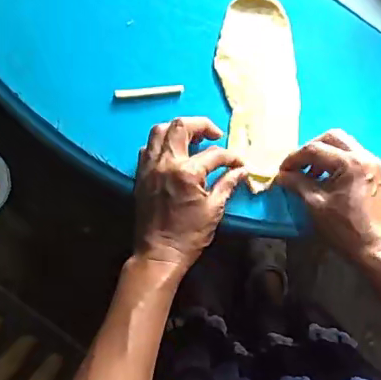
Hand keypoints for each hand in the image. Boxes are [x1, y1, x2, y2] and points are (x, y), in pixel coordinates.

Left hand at [133, 117, 248, 272]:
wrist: (158, 253)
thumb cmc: (189, 235)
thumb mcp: (214, 210)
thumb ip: (227, 184)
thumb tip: (240, 170)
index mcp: (186, 172)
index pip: (214, 154)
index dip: (231, 157)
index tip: (239, 163)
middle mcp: (165, 163)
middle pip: (181, 126)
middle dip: (201, 125)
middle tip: (213, 136)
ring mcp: (149, 167)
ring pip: (159, 131)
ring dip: (178, 130)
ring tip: (193, 140)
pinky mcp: (140, 174)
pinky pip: (148, 148)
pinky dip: (161, 144)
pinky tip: (174, 154)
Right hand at [277, 130, 380, 264]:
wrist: (374, 247)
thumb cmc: (344, 228)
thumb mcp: (315, 204)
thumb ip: (297, 183)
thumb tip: (282, 175)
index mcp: (350, 163)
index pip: (315, 149)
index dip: (294, 158)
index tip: (282, 171)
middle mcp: (364, 156)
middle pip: (331, 137)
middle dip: (310, 148)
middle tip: (296, 166)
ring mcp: (372, 163)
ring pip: (342, 144)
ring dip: (323, 153)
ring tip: (308, 173)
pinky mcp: (374, 172)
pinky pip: (351, 155)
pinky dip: (334, 160)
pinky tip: (324, 177)